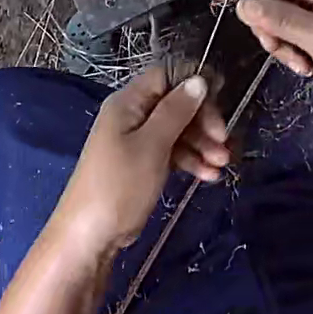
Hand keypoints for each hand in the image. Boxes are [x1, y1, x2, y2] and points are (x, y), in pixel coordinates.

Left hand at [46, 66, 229, 258]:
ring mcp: (135, 140)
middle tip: (223, 142)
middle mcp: (132, 115)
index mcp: (128, 102)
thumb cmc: (118, 185)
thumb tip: (199, 79)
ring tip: (222, 164)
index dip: (194, 86)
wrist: (89, 238)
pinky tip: (209, 176)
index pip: (166, 76)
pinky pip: (171, 151)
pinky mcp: (141, 163)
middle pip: (175, 103)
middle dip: (202, 120)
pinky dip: (190, 160)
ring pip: (176, 129)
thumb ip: (176, 111)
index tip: (219, 106)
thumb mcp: (151, 145)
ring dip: (201, 143)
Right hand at [218, 0, 312, 112]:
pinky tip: (308, 69)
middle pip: (273, 1)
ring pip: (282, 23)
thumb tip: (242, 3)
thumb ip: (281, 20)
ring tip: (301, 64)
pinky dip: (295, 53)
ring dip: (283, 45)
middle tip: (278, 49)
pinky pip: (296, 39)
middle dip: (269, 26)